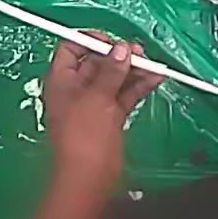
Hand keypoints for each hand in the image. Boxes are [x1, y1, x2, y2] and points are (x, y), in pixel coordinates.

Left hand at [45, 35, 161, 193]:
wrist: (89, 178)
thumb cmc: (84, 135)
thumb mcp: (97, 97)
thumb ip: (111, 71)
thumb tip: (122, 48)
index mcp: (62, 80)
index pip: (71, 49)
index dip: (90, 41)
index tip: (112, 41)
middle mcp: (77, 89)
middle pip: (97, 63)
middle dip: (118, 55)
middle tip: (138, 52)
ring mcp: (95, 104)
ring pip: (114, 79)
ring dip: (133, 70)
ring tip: (152, 64)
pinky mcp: (111, 117)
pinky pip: (125, 95)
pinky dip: (139, 86)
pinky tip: (155, 78)